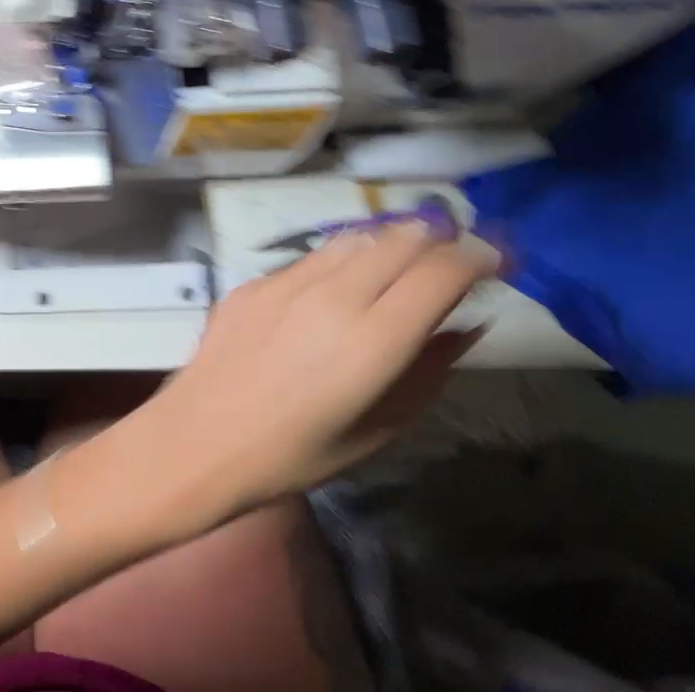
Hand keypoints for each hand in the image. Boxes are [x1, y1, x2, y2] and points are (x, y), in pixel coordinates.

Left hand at [103, 221, 499, 547]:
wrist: (199, 440)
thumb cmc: (296, 453)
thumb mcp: (382, 426)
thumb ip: (429, 369)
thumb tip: (464, 325)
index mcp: (373, 338)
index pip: (441, 271)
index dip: (477, 257)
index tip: (495, 261)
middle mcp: (331, 297)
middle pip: (399, 241)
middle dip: (437, 241)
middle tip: (452, 257)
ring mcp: (284, 284)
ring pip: (352, 241)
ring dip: (388, 243)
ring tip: (402, 261)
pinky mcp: (250, 284)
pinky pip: (309, 259)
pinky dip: (340, 261)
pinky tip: (340, 283)